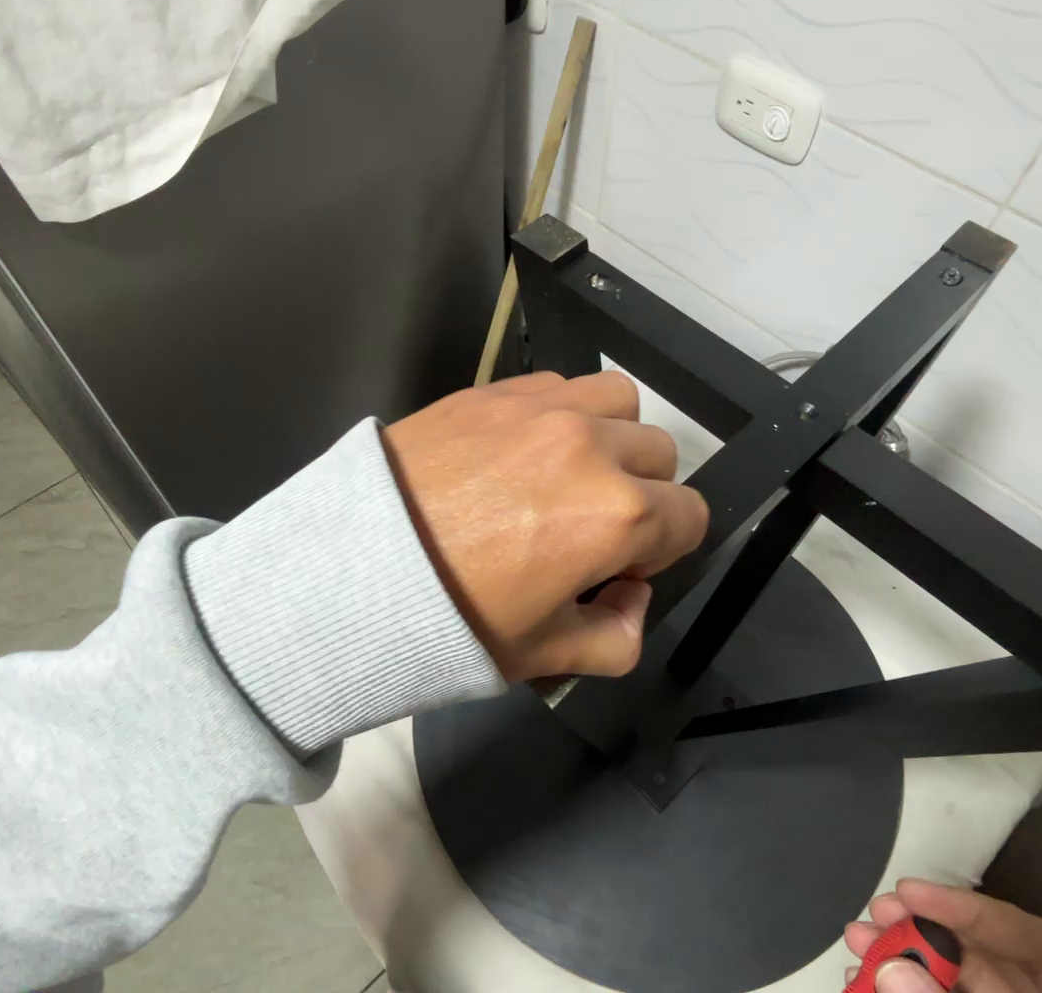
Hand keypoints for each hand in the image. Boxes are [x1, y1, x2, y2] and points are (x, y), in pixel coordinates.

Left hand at [380, 371, 708, 680]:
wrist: (350, 571)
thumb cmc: (450, 619)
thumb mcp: (545, 656)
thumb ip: (618, 638)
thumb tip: (631, 598)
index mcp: (616, 514)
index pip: (691, 518)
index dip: (665, 550)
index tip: (619, 568)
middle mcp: (590, 446)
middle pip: (660, 455)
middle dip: (642, 494)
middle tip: (588, 527)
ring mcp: (540, 408)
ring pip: (618, 401)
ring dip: (610, 437)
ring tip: (564, 475)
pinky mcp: (493, 390)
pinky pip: (559, 385)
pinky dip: (560, 414)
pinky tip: (520, 453)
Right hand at [845, 879, 1041, 992]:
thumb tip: (894, 969)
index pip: (1035, 937)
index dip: (969, 909)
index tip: (910, 892)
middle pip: (984, 958)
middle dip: (923, 933)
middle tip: (876, 913)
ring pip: (953, 981)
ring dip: (901, 960)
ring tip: (857, 943)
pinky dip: (901, 990)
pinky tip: (863, 982)